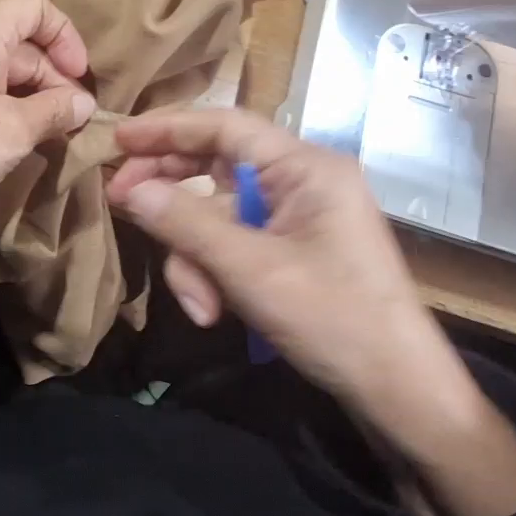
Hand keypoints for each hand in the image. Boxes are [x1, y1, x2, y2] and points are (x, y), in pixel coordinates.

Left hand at [0, 0, 96, 209]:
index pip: (33, 7)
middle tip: (72, 117)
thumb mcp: (16, 131)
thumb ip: (56, 109)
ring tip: (49, 128)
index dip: (65, 35)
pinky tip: (16, 129)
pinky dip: (2, 96)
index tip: (78, 76)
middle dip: (51, 75)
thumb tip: (84, 103)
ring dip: (29, 89)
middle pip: (18, 40)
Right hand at [107, 108, 450, 394]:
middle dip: (170, 196)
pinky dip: (215, 273)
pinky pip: (234, 245)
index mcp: (306, 167)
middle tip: (121, 204)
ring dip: (194, 257)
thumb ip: (185, 224)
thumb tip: (130, 190)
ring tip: (200, 305)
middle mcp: (301, 182)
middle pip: (215, 168)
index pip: (225, 126)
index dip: (167, 129)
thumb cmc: (334, 318)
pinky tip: (214, 311)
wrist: (398, 390)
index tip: (117, 140)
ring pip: (217, 216)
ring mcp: (296, 218)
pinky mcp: (291, 251)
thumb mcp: (250, 270)